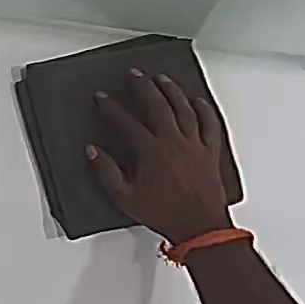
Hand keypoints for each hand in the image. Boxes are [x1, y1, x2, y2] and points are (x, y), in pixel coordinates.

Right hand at [88, 70, 233, 243]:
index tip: (102, 98)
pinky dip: (204, 109)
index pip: (126, 122)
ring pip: (184, 109)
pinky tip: (197, 100)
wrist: (201, 227)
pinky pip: (210, 124)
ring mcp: (195, 146)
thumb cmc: (165, 213)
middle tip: (134, 75)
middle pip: (157, 106)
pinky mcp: (210, 152)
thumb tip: (94, 152)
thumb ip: (107, 171)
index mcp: (151, 152)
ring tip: (162, 78)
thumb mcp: (124, 197)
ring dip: (171, 91)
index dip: (111, 108)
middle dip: (143, 87)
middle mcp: (174, 143)